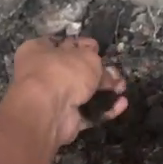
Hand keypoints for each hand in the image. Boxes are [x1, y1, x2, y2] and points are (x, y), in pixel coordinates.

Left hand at [4, 36, 127, 146]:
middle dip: (99, 72)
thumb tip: (103, 67)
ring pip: (84, 92)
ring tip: (122, 89)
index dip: (81, 45)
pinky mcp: (66, 119)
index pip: (62, 44)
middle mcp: (44, 73)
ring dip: (105, 91)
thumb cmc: (62, 72)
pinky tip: (121, 104)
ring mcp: (54, 98)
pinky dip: (105, 109)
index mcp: (40, 50)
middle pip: (76, 70)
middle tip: (116, 73)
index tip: (98, 48)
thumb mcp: (86, 57)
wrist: (48, 110)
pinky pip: (89, 112)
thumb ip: (97, 60)